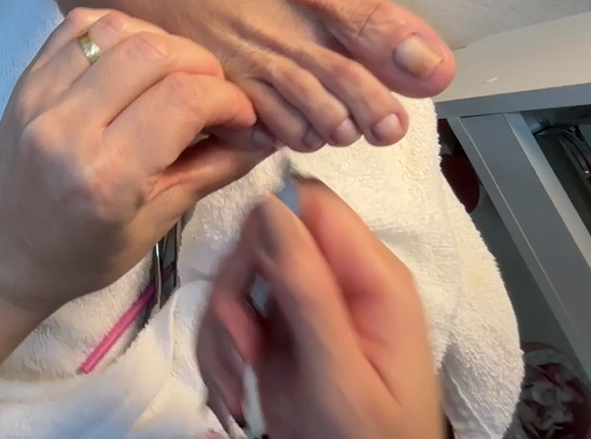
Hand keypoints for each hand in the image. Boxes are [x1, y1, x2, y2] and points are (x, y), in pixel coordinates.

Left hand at [0, 8, 269, 312]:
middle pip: (153, 53)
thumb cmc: (83, 253)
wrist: (4, 247)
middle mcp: (66, 125)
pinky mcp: (27, 75)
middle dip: (201, 64)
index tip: (242, 116)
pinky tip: (133, 55)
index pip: (182, 100)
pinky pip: (79, 24)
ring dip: (161, 41)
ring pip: (117, 28)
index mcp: (103, 176)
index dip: (228, 99)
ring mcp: (39, 93)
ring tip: (175, 73)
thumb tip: (266, 131)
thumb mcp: (157, 224)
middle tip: (214, 92)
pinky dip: (118, 29)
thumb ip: (213, 168)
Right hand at [198, 178, 440, 438]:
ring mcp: (304, 302)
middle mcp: (337, 277)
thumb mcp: (339, 377)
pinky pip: (228, 311)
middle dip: (236, 289)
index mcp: (371, 276)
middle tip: (242, 344)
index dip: (268, 224)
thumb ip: (308, 290)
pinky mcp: (276, 327)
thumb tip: (270, 202)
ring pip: (237, 273)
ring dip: (223, 327)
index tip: (250, 276)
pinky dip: (219, 348)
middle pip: (261, 235)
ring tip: (238, 379)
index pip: (309, 201)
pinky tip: (236, 388)